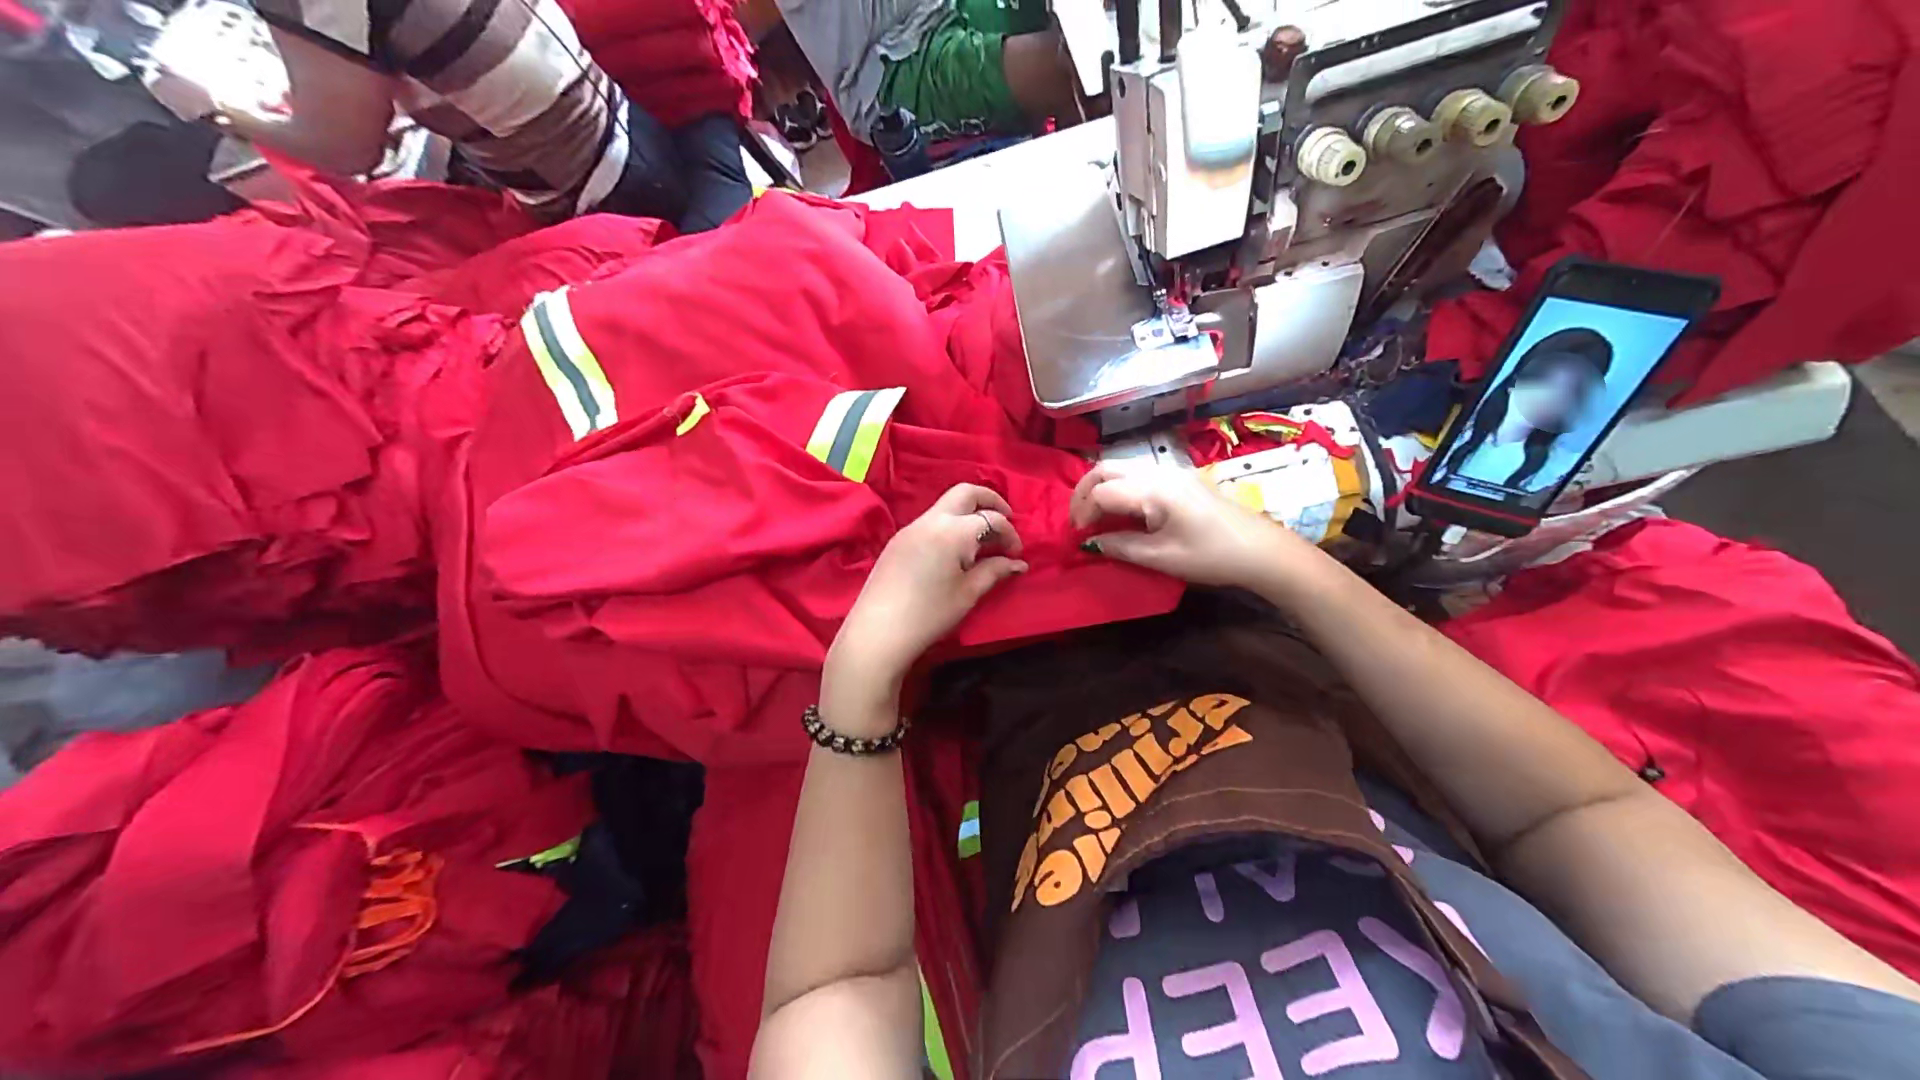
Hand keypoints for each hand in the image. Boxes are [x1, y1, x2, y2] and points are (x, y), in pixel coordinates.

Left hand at [825, 484, 1028, 708]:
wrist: (879, 631)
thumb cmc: (930, 614)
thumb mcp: (968, 593)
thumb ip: (994, 571)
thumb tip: (1016, 563)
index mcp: (952, 531)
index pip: (991, 518)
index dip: (1010, 534)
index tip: (1016, 555)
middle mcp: (931, 520)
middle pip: (966, 493)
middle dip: (991, 501)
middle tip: (1006, 520)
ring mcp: (911, 528)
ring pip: (946, 505)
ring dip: (968, 513)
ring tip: (982, 540)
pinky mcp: (898, 540)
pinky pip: (931, 520)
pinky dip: (950, 525)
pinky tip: (956, 550)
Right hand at [1070, 461, 1330, 592]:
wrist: (1261, 551)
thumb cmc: (1212, 556)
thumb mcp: (1161, 558)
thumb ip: (1120, 546)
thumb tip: (1090, 542)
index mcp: (1154, 489)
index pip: (1101, 491)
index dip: (1083, 513)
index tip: (1079, 538)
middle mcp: (1159, 472)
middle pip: (1106, 469)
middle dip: (1084, 493)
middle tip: (1077, 522)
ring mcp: (1171, 472)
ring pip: (1120, 468)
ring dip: (1100, 489)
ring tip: (1095, 519)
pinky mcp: (1180, 479)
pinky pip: (1137, 475)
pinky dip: (1118, 489)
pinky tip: (1120, 513)